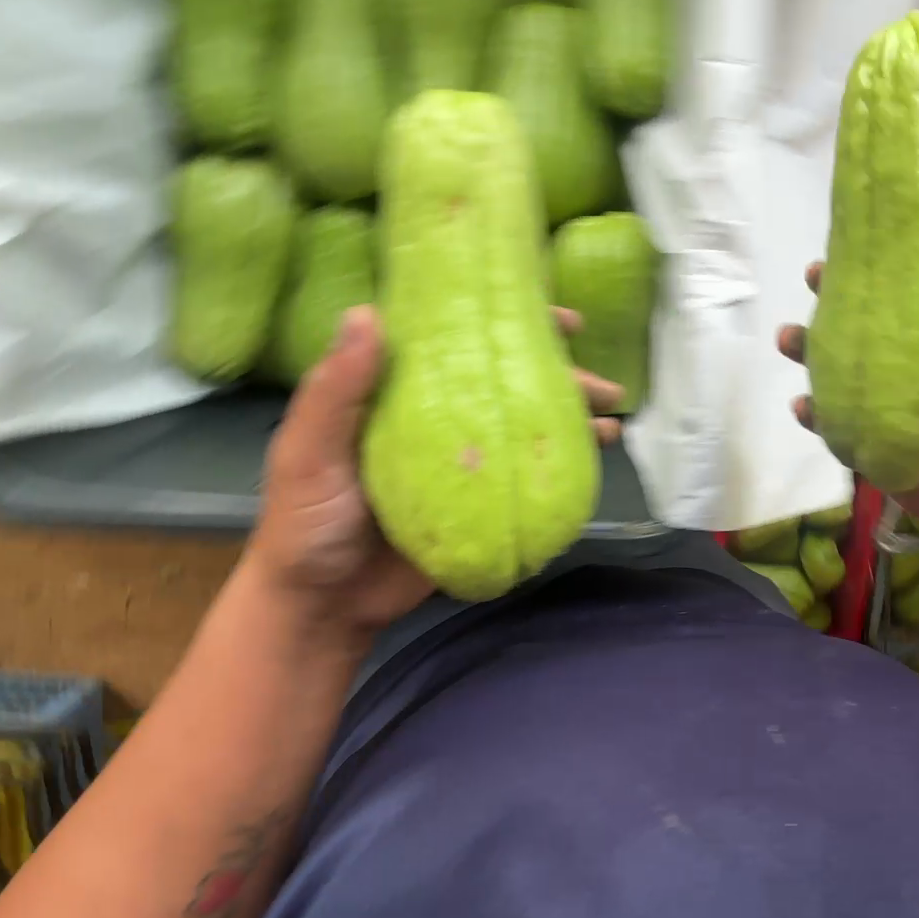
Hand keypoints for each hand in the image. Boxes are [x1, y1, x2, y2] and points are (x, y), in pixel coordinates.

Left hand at [244, 305, 624, 641]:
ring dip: (572, 418)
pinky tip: (595, 457)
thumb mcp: (308, 452)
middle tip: (605, 383)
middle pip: (509, 381)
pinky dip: (564, 463)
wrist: (323, 604)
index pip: (459, 340)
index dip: (506, 320)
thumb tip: (369, 313)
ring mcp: (466, 461)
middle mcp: (441, 416)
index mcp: (399, 391)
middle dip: (561, 376)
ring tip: (612, 421)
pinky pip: (529, 475)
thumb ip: (337, 390)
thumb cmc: (305, 520)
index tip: (552, 314)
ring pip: (527, 424)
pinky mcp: (481, 502)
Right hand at [777, 263, 918, 546]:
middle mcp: (912, 375)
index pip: (917, 304)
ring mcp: (887, 410)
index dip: (892, 273)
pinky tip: (802, 407)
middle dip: (834, 301)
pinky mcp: (871, 446)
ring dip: (809, 352)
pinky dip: (815, 417)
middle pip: (867, 330)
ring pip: (839, 372)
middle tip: (814, 277)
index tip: (870, 241)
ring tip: (789, 339)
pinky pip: (835, 427)